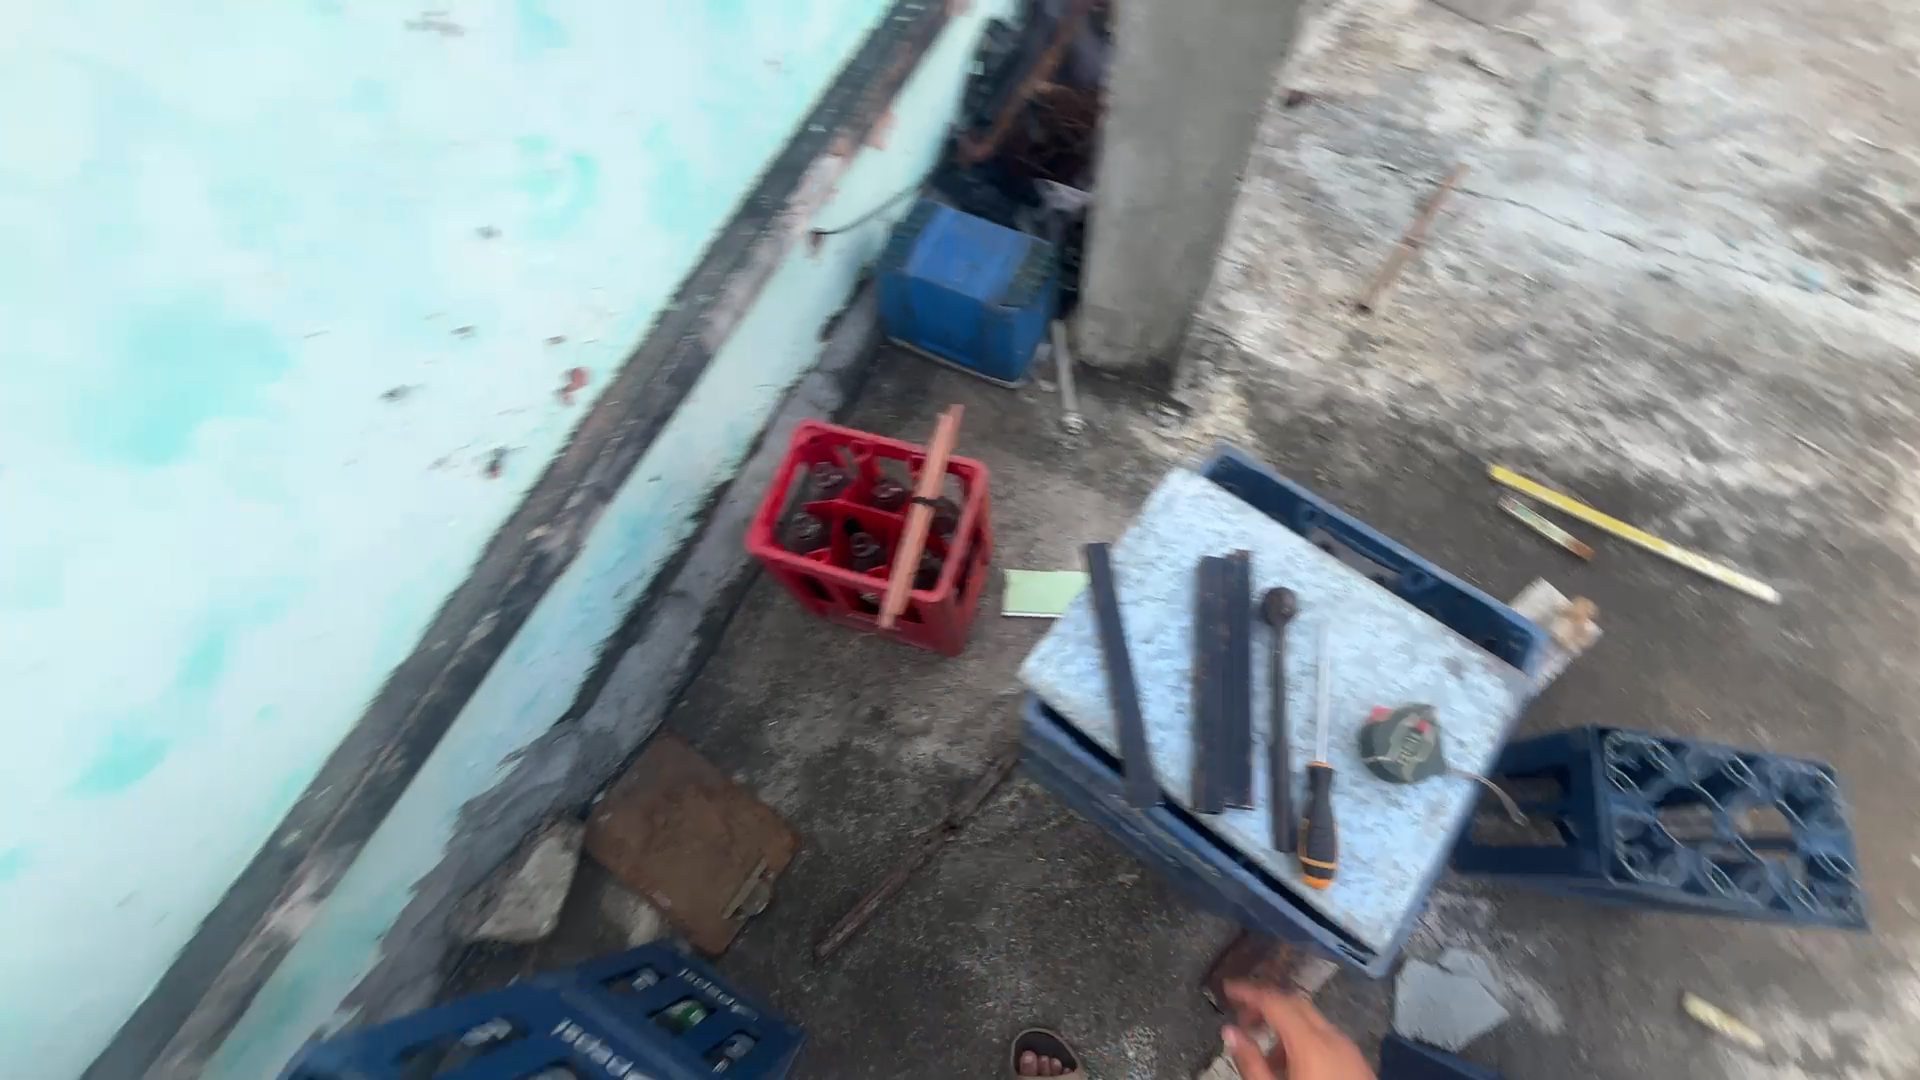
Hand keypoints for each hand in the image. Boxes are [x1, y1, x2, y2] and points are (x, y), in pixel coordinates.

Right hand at [1221, 982, 1374, 1079]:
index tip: (1227, 988)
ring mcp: (1351, 1051)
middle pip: (1294, 1003)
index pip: (1273, 1001)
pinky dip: (1305, 1039)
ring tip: (1266, 1052)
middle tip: (1243, 1018)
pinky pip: (1327, 1038)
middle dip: (1266, 1004)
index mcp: (1310, 1043)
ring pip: (1312, 1020)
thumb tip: (1229, 1031)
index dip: (1247, 991)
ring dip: (1285, 1024)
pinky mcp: (1361, 1066)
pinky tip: (1294, 1066)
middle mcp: (1333, 1038)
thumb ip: (1250, 1062)